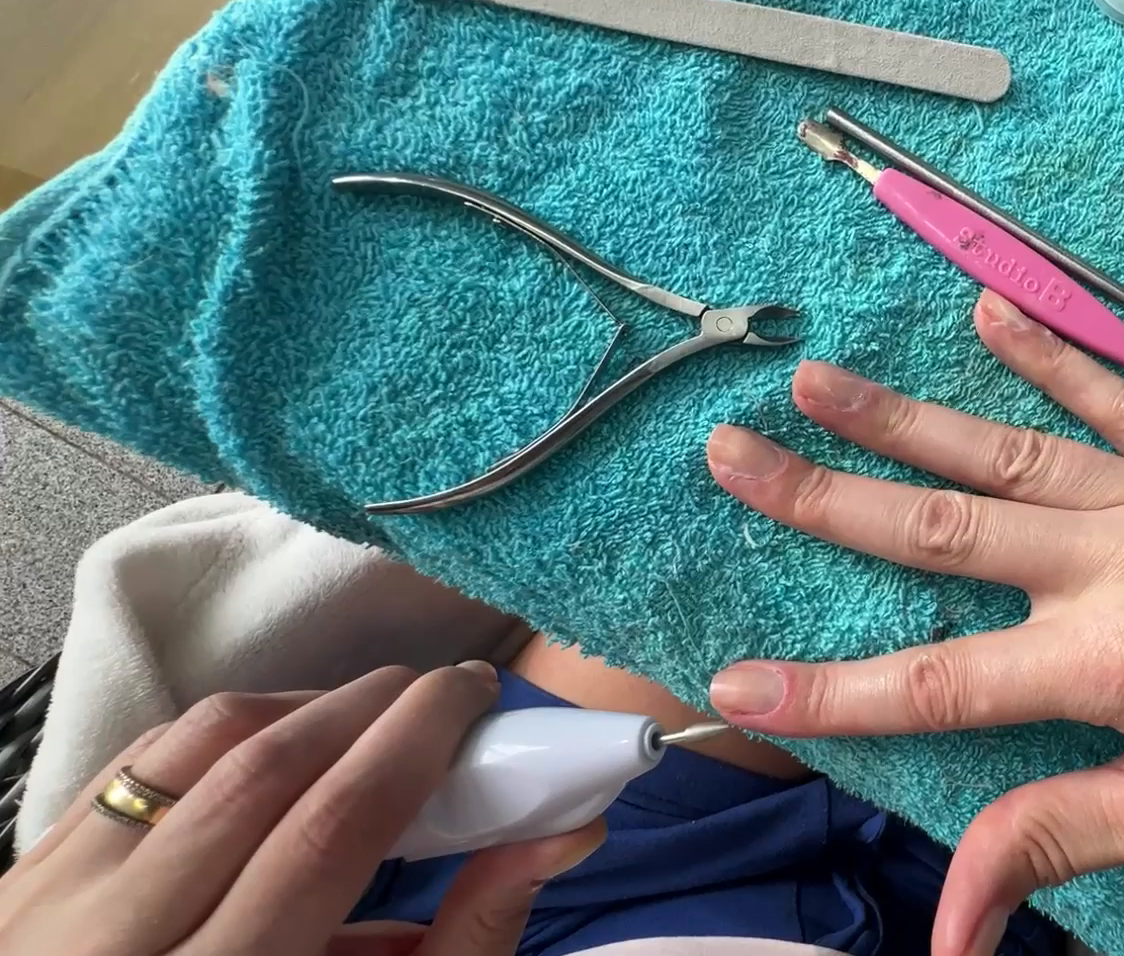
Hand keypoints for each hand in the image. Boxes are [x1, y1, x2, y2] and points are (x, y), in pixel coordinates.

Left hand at [0, 664, 605, 955]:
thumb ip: (476, 932)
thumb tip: (572, 829)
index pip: (334, 821)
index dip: (422, 732)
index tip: (478, 688)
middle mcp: (105, 952)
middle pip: (268, 766)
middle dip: (381, 700)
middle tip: (445, 695)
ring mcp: (34, 915)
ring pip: (197, 744)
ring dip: (311, 704)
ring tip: (372, 717)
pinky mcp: (10, 886)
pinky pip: (140, 761)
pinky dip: (235, 726)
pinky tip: (284, 741)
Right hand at [704, 291, 1123, 955]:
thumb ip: (1053, 842)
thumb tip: (944, 926)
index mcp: (1121, 663)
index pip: (938, 684)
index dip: (828, 696)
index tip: (733, 687)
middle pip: (946, 531)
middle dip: (825, 501)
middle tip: (736, 456)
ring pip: (1008, 449)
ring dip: (905, 415)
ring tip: (819, 381)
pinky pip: (1115, 398)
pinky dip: (1047, 357)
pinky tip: (987, 315)